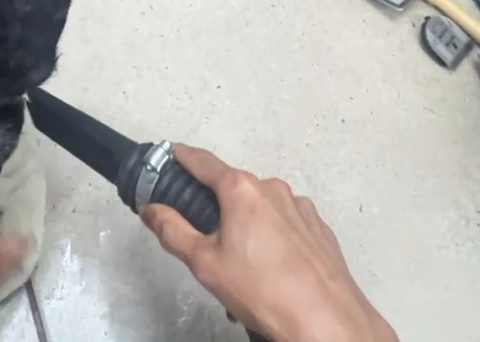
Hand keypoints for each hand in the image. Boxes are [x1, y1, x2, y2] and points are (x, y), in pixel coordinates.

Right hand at [143, 146, 398, 341]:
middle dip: (217, 208)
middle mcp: (271, 187)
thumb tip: (150, 208)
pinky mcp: (320, 228)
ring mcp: (300, 206)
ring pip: (262, 208)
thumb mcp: (205, 265)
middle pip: (233, 188)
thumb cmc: (262, 290)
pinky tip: (274, 269)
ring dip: (247, 226)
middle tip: (207, 241)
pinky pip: (287, 224)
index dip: (182, 156)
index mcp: (240, 189)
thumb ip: (173, 231)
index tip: (169, 155)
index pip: (202, 160)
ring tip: (243, 268)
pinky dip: (274, 237)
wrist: (329, 325)